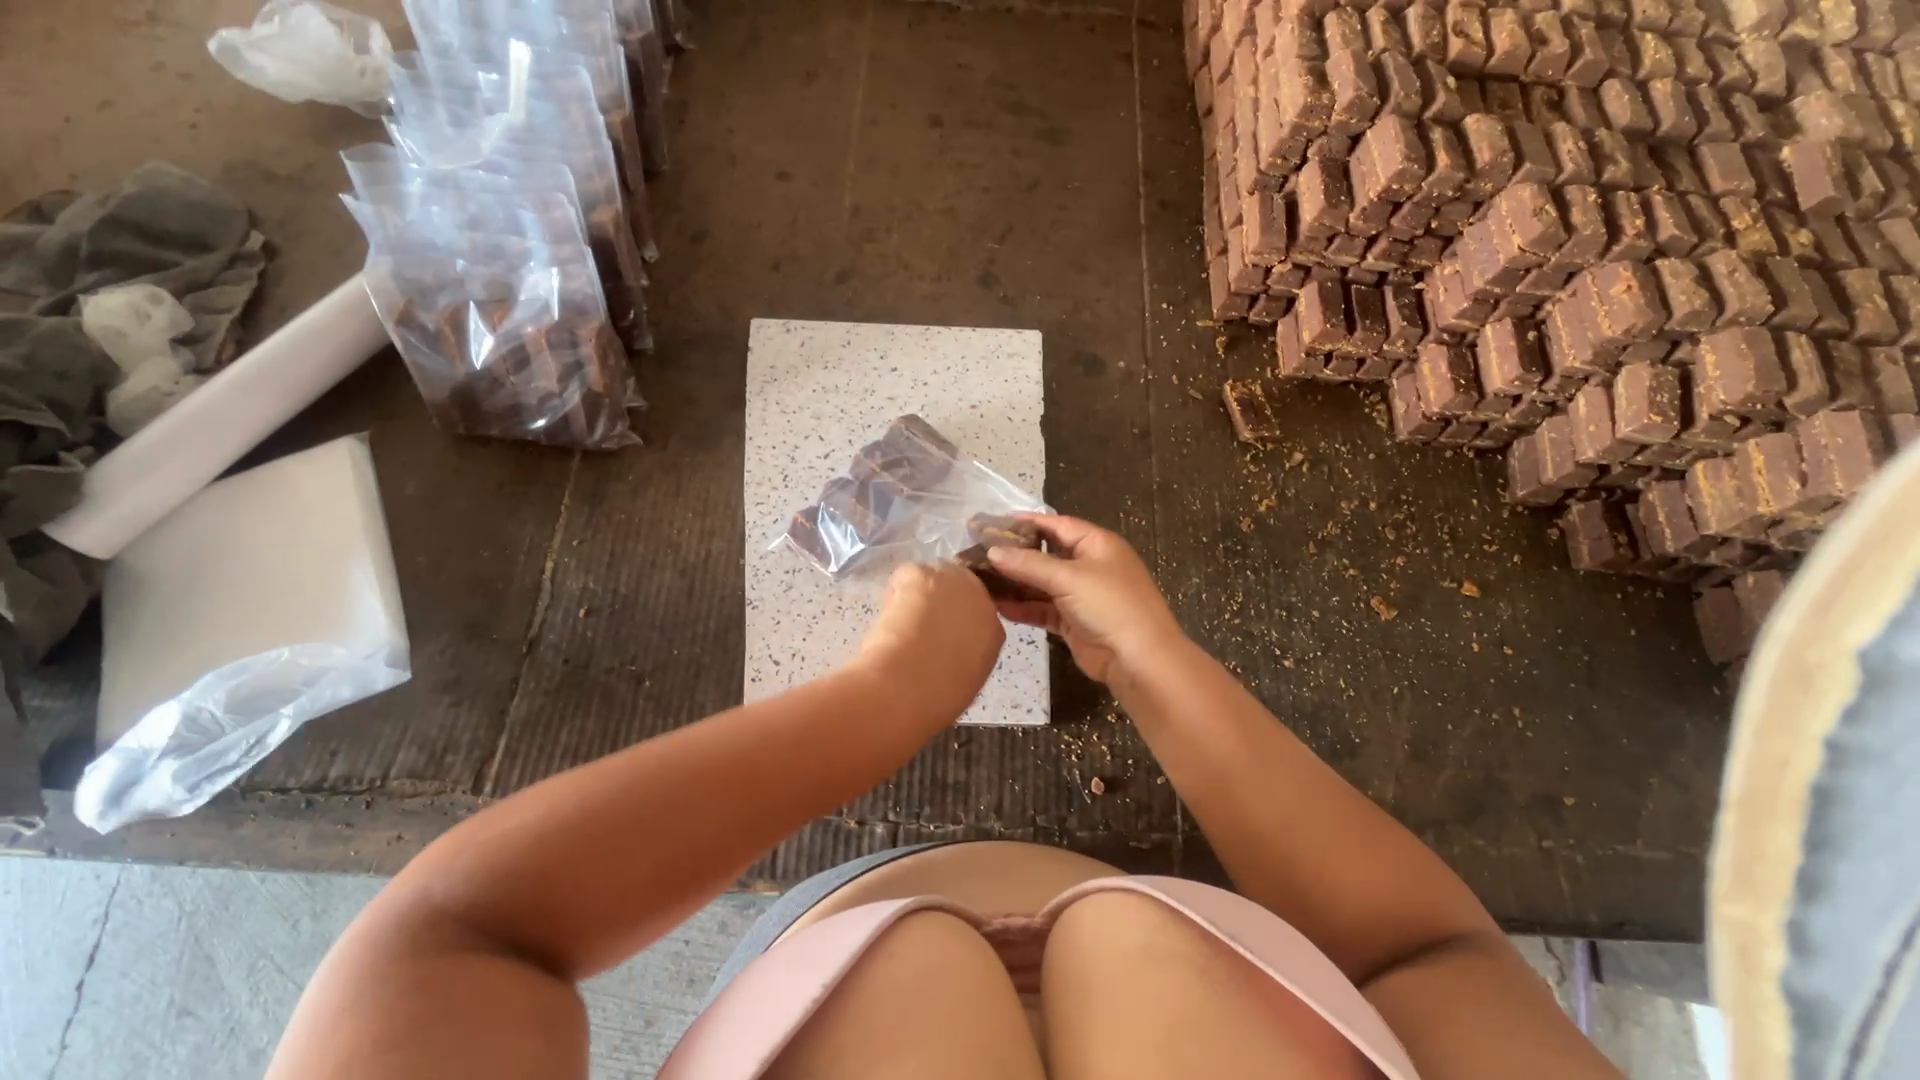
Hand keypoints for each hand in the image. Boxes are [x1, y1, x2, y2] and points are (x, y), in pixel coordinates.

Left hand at [852, 561, 1005, 729]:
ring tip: (900, 623)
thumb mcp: (966, 681)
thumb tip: (950, 655)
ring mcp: (951, 582)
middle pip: (960, 587)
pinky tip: (890, 618)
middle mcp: (979, 600)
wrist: (906, 688)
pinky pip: (906, 576)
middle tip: (917, 624)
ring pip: (932, 577)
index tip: (938, 636)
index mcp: (993, 632)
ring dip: (917, 594)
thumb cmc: (936, 698)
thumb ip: (965, 658)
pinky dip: (894, 593)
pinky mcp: (922, 574)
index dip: (955, 621)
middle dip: (940, 599)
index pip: (977, 615)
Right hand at [985, 514, 1185, 686]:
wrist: (1138, 659)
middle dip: (1014, 554)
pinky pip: (1042, 609)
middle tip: (977, 552)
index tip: (992, 523)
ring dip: (1014, 583)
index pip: (1056, 525)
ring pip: (1041, 584)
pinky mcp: (1073, 621)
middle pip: (1045, 554)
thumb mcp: (1069, 578)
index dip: (1025, 522)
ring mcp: (1081, 595)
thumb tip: (993, 552)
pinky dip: (1022, 607)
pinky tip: (996, 606)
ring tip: (978, 580)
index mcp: (1097, 544)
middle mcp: (1089, 565)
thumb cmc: (1110, 606)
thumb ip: (1029, 564)